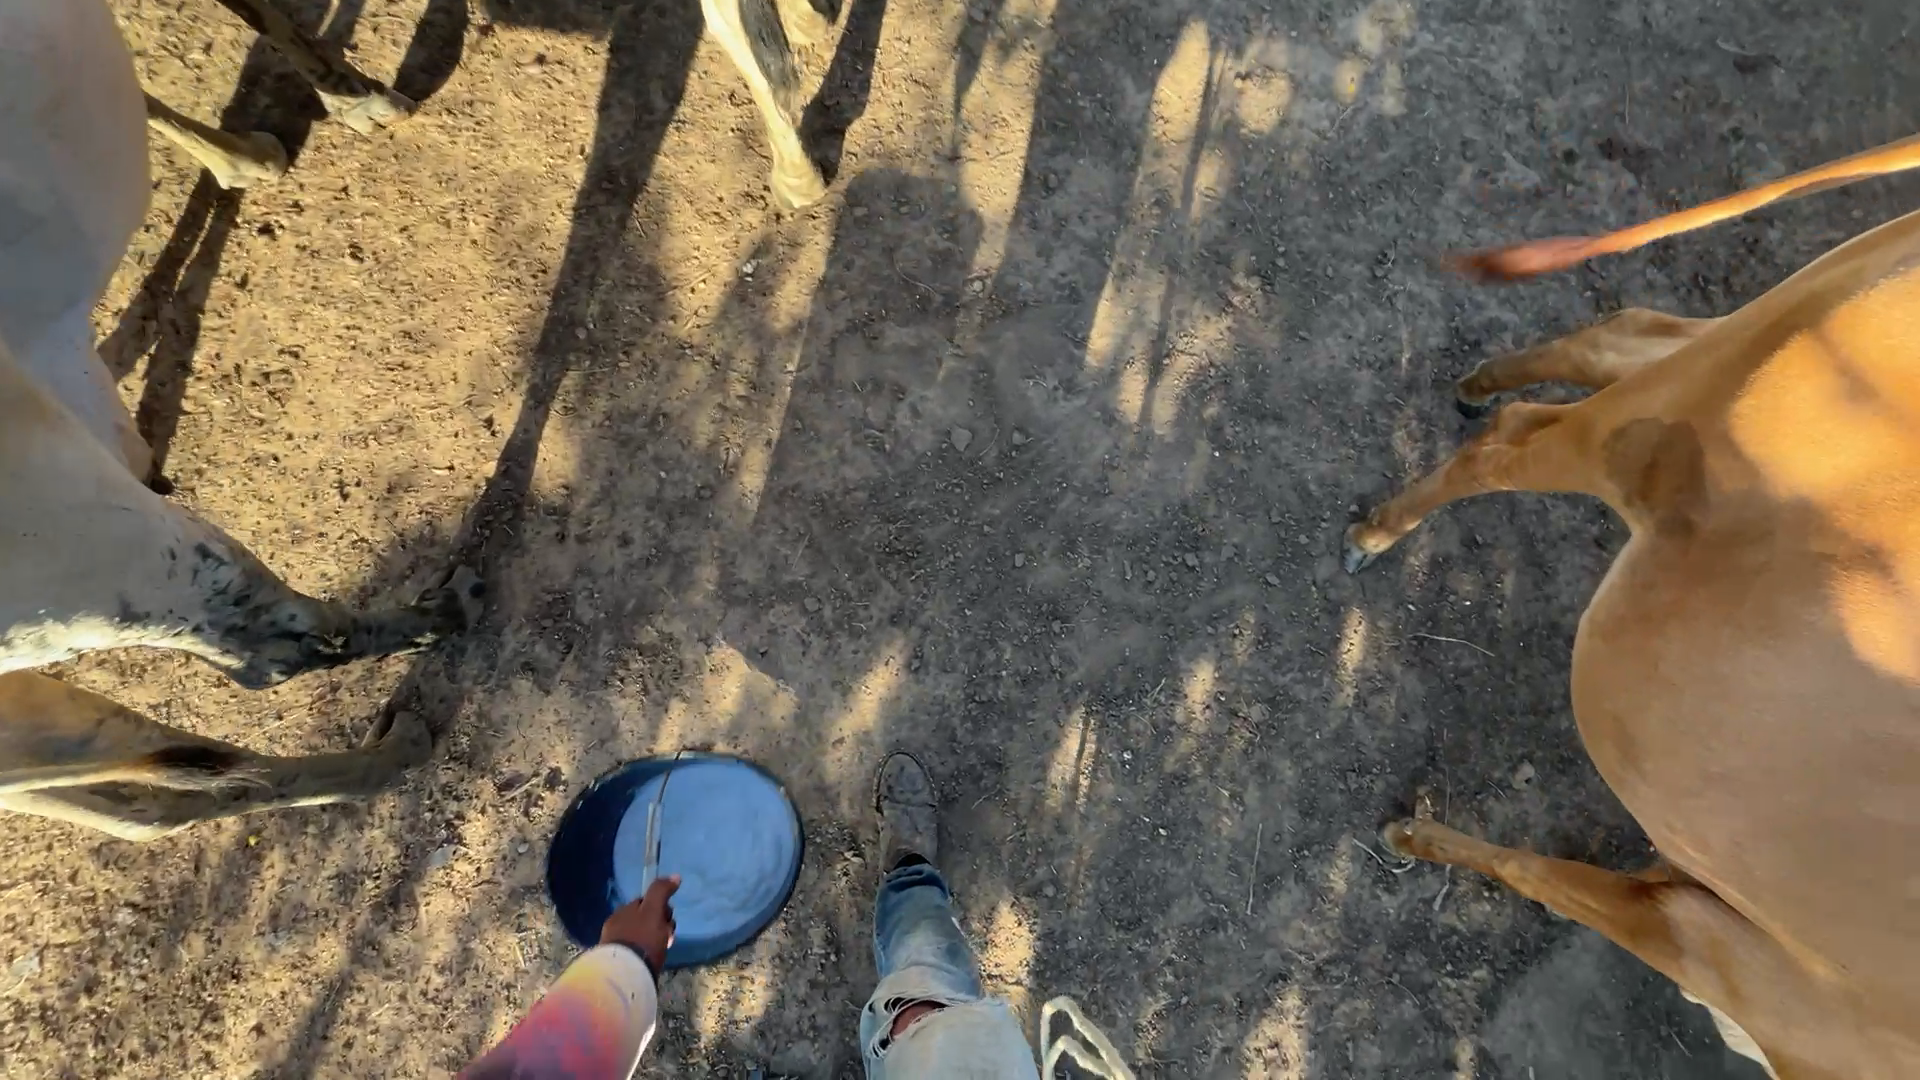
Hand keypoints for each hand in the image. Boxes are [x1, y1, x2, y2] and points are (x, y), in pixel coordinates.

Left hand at [600, 875, 679, 973]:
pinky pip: (635, 952)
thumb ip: (661, 891)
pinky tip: (650, 960)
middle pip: (643, 919)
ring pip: (640, 936)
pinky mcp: (616, 964)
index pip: (645, 902)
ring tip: (661, 951)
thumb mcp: (653, 911)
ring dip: (653, 940)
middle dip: (658, 925)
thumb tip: (675, 876)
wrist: (624, 977)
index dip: (661, 907)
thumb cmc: (641, 939)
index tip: (669, 919)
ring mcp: (613, 946)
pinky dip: (644, 953)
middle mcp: (615, 925)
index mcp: (622, 911)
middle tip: (667, 937)